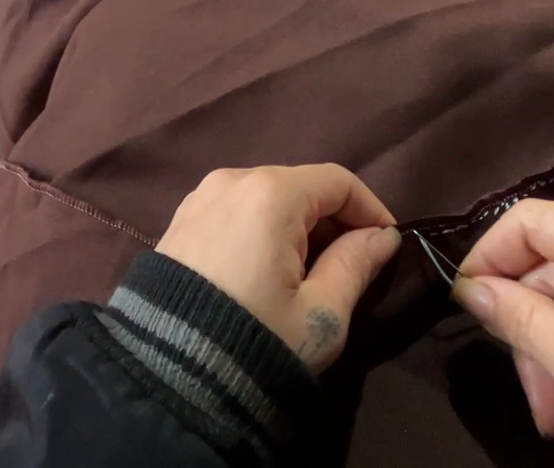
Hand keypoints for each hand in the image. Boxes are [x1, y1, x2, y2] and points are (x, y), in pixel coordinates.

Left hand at [157, 164, 400, 371]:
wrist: (166, 374)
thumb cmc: (254, 339)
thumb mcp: (319, 313)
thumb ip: (355, 266)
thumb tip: (381, 237)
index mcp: (270, 192)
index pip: (336, 181)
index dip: (370, 208)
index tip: (387, 245)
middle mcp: (233, 179)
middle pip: (300, 185)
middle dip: (333, 219)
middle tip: (353, 264)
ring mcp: (201, 196)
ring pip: (267, 196)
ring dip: (297, 225)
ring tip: (310, 272)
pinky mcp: (181, 219)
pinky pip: (236, 210)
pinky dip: (262, 228)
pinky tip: (267, 269)